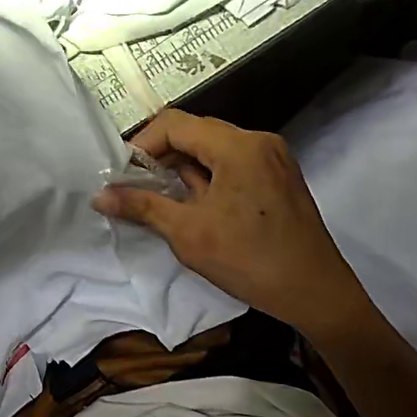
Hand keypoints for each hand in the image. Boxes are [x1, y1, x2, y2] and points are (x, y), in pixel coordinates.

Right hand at [93, 110, 374, 338]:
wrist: (315, 293)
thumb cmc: (249, 261)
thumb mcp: (188, 234)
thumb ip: (143, 206)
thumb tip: (100, 195)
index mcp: (239, 145)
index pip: (175, 124)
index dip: (141, 145)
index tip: (122, 175)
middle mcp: (259, 141)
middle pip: (197, 132)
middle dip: (162, 158)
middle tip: (137, 189)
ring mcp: (274, 158)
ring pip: (215, 149)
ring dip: (185, 170)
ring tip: (164, 202)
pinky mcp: (280, 177)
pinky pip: (235, 164)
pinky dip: (209, 178)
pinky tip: (197, 207)